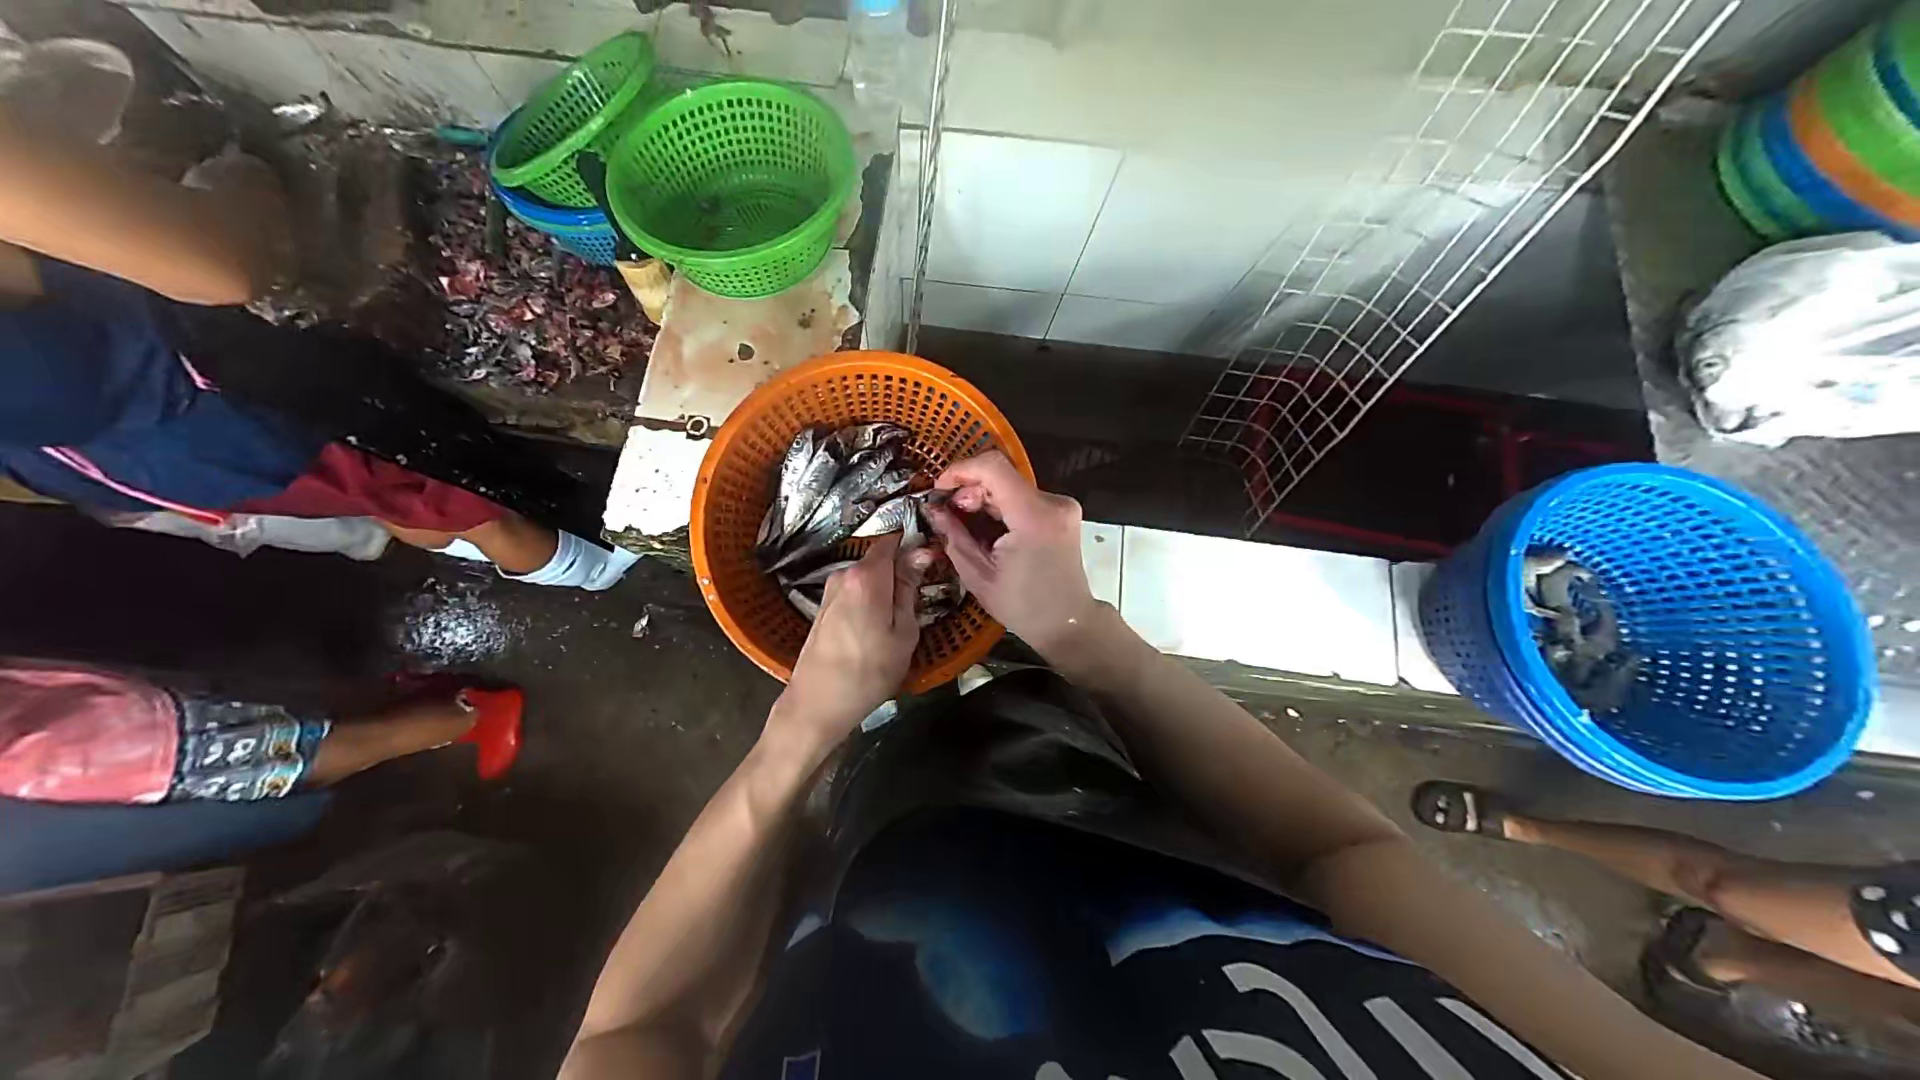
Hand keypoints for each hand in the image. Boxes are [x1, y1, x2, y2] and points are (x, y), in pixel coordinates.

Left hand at [772, 534, 928, 750]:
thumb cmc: (869, 671)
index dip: (913, 546)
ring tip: (900, 619)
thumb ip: (910, 588)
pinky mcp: (823, 607)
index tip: (931, 563)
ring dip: (885, 588)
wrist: (818, 704)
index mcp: (867, 576)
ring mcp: (830, 591)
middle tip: (921, 598)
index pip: (893, 540)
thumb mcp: (904, 632)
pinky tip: (878, 627)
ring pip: (867, 577)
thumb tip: (920, 553)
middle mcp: (844, 574)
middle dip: (901, 571)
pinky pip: (855, 592)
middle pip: (879, 559)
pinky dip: (870, 600)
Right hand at [926, 451, 1101, 657]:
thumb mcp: (979, 575)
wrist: (1067, 622)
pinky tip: (989, 529)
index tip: (940, 488)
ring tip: (968, 526)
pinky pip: (1022, 497)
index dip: (960, 470)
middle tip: (950, 515)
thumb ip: (955, 536)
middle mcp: (1053, 503)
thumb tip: (935, 510)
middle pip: (1001, 475)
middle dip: (969, 489)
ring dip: (983, 499)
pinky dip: (1000, 506)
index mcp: (1033, 518)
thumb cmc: (1024, 607)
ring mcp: (1061, 506)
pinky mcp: (1061, 511)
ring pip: (1010, 485)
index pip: (993, 468)